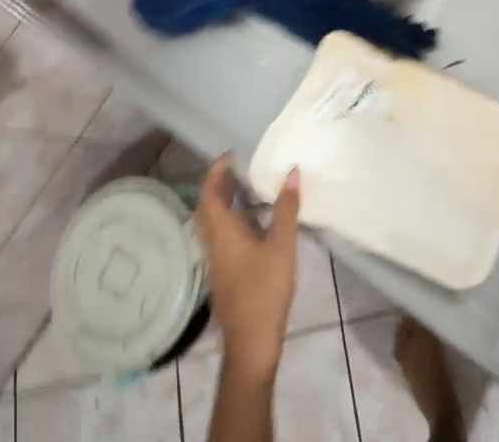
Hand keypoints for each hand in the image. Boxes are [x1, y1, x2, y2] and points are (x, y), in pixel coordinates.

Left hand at [195, 156, 300, 375]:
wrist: (251, 341)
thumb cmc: (265, 290)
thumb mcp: (282, 245)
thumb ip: (286, 208)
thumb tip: (291, 172)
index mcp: (222, 232)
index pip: (209, 193)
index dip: (215, 172)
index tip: (230, 156)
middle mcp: (212, 243)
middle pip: (206, 208)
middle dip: (218, 186)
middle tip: (240, 171)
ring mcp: (215, 262)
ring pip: (212, 225)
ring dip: (224, 205)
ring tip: (248, 193)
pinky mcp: (222, 275)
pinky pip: (220, 239)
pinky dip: (230, 223)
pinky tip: (252, 228)